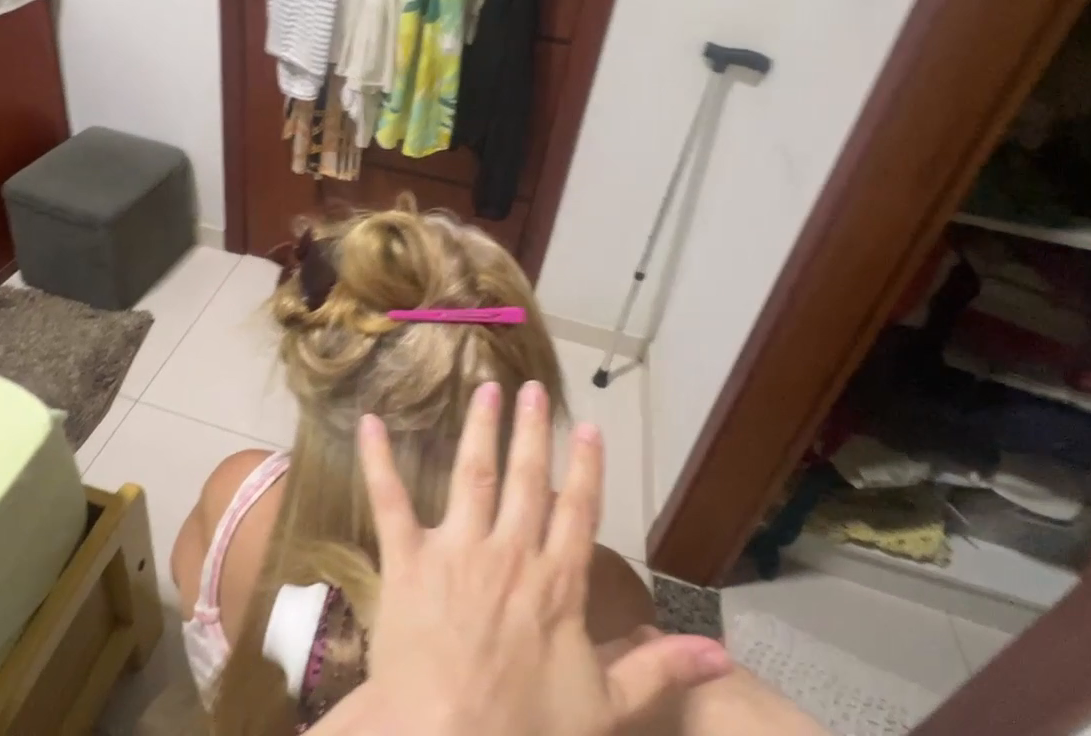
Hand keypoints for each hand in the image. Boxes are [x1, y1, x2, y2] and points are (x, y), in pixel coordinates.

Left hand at [313, 380, 733, 735]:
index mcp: (556, 582)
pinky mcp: (408, 559)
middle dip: (531, 431)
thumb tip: (720, 653)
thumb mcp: (605, 707)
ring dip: (481, 429)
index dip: (584, 467)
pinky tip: (369, 424)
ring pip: (473, 474)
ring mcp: (457, 549)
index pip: (577, 510)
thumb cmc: (525, 729)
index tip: (588, 427)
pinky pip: (390, 500)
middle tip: (533, 388)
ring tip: (486, 390)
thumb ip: (658, 670)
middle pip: (525, 478)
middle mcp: (510, 552)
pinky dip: (378, 460)